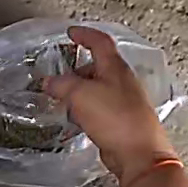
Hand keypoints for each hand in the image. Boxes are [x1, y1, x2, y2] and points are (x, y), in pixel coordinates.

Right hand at [43, 25, 176, 184]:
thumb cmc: (114, 118)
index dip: (85, 34)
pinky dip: (87, 110)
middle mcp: (123, 82)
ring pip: (98, 89)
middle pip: (98, 67)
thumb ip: (61, 85)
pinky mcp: (123, 121)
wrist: (139, 154)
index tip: (71, 32)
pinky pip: (101, 109)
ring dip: (80, 93)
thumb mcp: (80, 95)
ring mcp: (125, 102)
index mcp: (115, 68)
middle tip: (60, 79)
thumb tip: (49, 82)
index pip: (100, 42)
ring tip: (65, 103)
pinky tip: (78, 121)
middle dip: (77, 71)